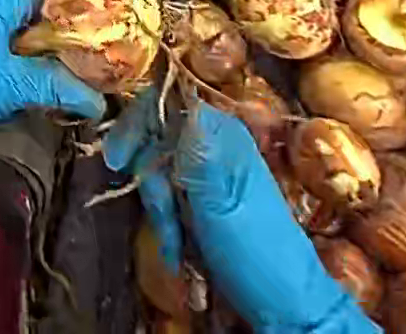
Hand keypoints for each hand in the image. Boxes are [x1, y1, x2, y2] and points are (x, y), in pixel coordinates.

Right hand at [106, 96, 375, 333]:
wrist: (288, 307)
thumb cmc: (256, 252)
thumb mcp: (220, 202)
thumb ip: (195, 150)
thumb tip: (179, 97)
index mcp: (221, 129)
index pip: (165, 100)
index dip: (136, 123)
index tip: (117, 160)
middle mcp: (213, 139)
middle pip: (156, 136)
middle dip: (150, 178)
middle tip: (160, 216)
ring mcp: (209, 167)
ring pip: (158, 167)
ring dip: (159, 207)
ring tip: (174, 244)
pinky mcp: (205, 194)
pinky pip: (170, 192)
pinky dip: (167, 220)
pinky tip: (177, 247)